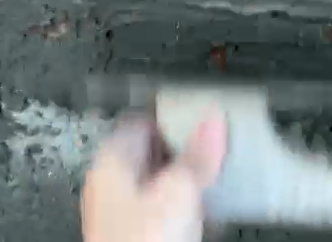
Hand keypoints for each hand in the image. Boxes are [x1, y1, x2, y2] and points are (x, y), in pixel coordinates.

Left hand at [81, 111, 227, 241]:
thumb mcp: (179, 191)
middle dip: (185, 148)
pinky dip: (189, 210)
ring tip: (220, 173)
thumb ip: (198, 154)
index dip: (171, 114)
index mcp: (111, 164)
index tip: (200, 112)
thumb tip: (212, 121)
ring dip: (190, 181)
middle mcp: (113, 189)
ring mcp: (126, 220)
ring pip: (163, 186)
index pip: (141, 120)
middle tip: (216, 141)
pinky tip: (212, 214)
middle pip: (152, 154)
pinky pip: (168, 215)